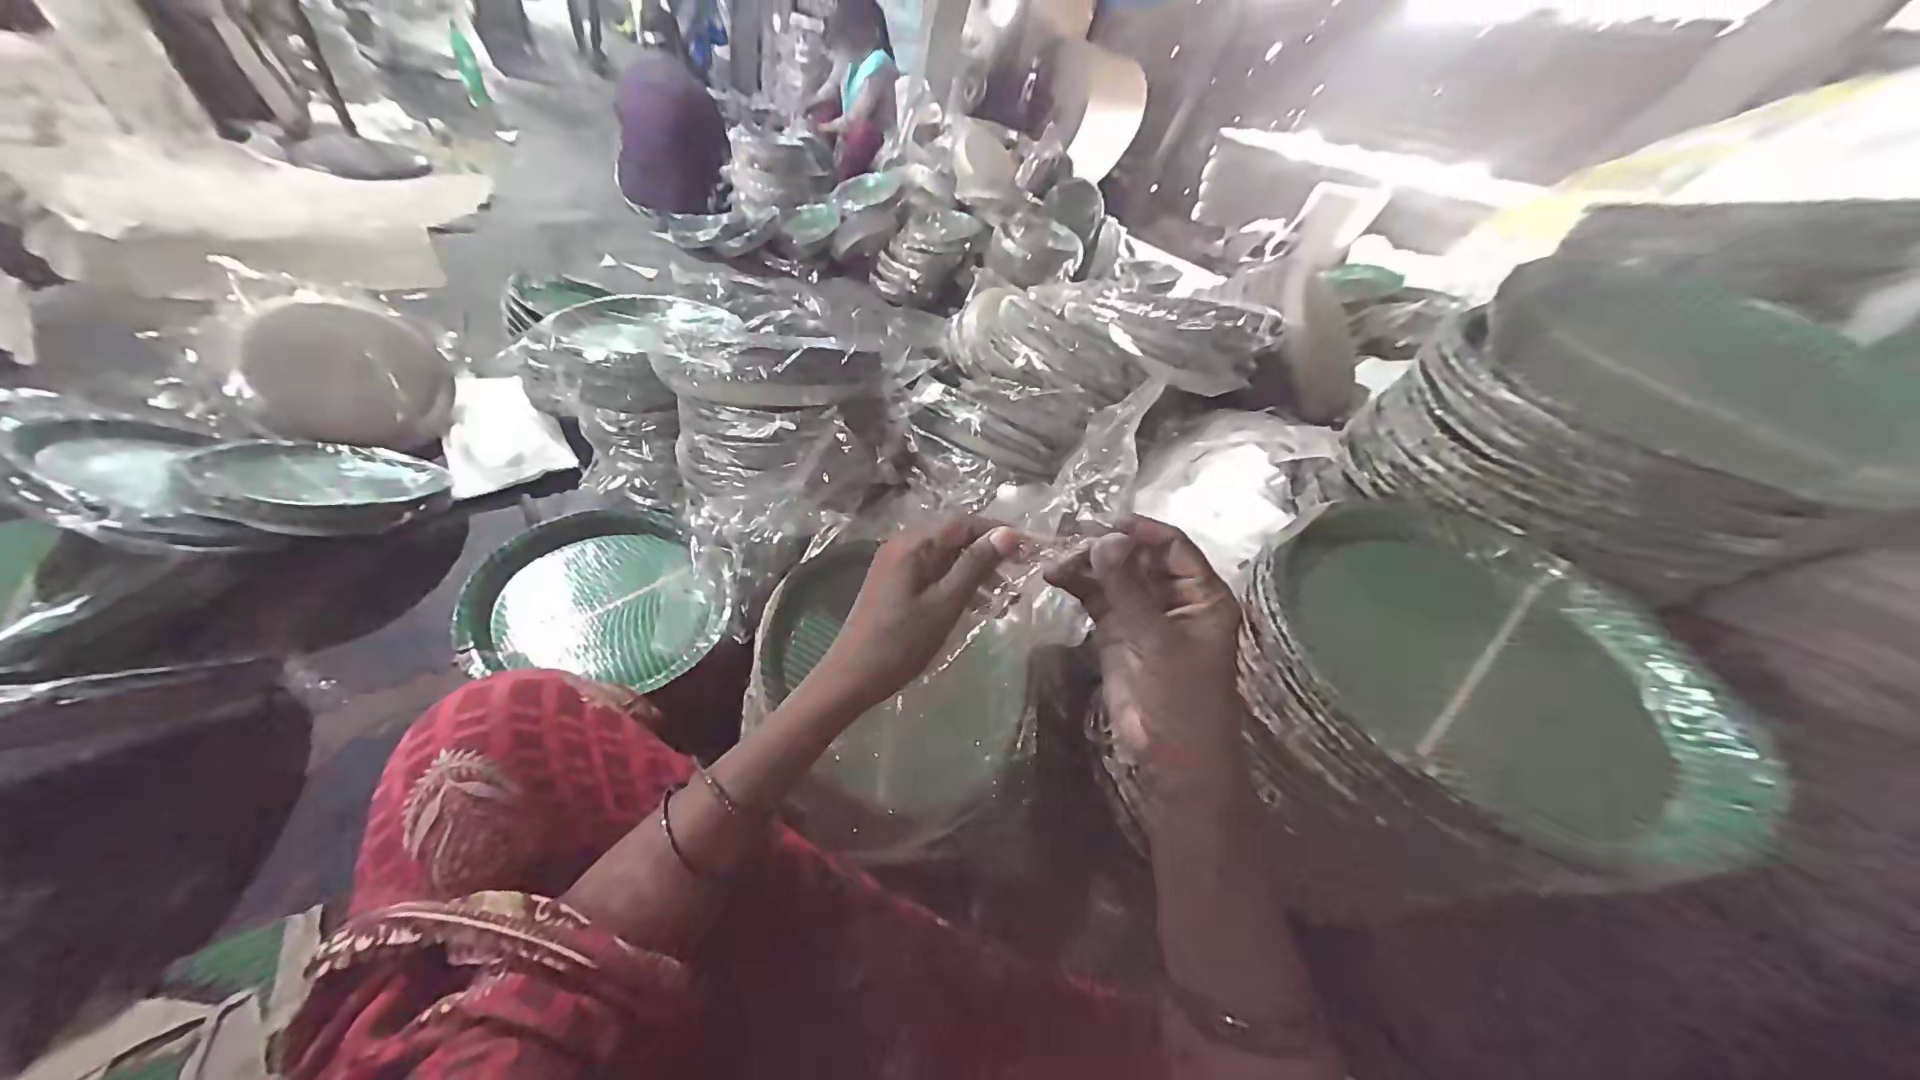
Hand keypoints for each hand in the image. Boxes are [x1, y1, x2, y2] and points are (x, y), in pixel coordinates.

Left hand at [804, 517, 1018, 713]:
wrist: (852, 677)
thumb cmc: (901, 642)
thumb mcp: (945, 603)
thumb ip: (976, 565)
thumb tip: (1008, 533)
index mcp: (913, 544)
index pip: (964, 523)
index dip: (999, 532)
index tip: (1030, 549)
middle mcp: (903, 545)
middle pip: (955, 538)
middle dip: (990, 553)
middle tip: (1020, 575)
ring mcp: (896, 565)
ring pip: (946, 558)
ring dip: (977, 572)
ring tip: (1004, 597)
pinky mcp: (895, 585)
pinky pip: (934, 574)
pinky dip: (958, 584)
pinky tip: (978, 605)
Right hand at [1044, 517, 1245, 789]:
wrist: (1171, 759)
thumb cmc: (1181, 699)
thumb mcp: (1158, 641)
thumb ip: (1128, 590)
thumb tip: (1103, 540)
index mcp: (1201, 595)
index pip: (1173, 547)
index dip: (1142, 531)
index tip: (1105, 522)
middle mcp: (1173, 598)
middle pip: (1138, 557)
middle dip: (1106, 545)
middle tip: (1067, 536)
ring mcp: (1142, 614)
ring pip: (1114, 576)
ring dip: (1086, 564)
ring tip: (1054, 558)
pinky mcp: (1116, 631)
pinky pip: (1097, 599)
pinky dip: (1077, 586)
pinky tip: (1054, 575)